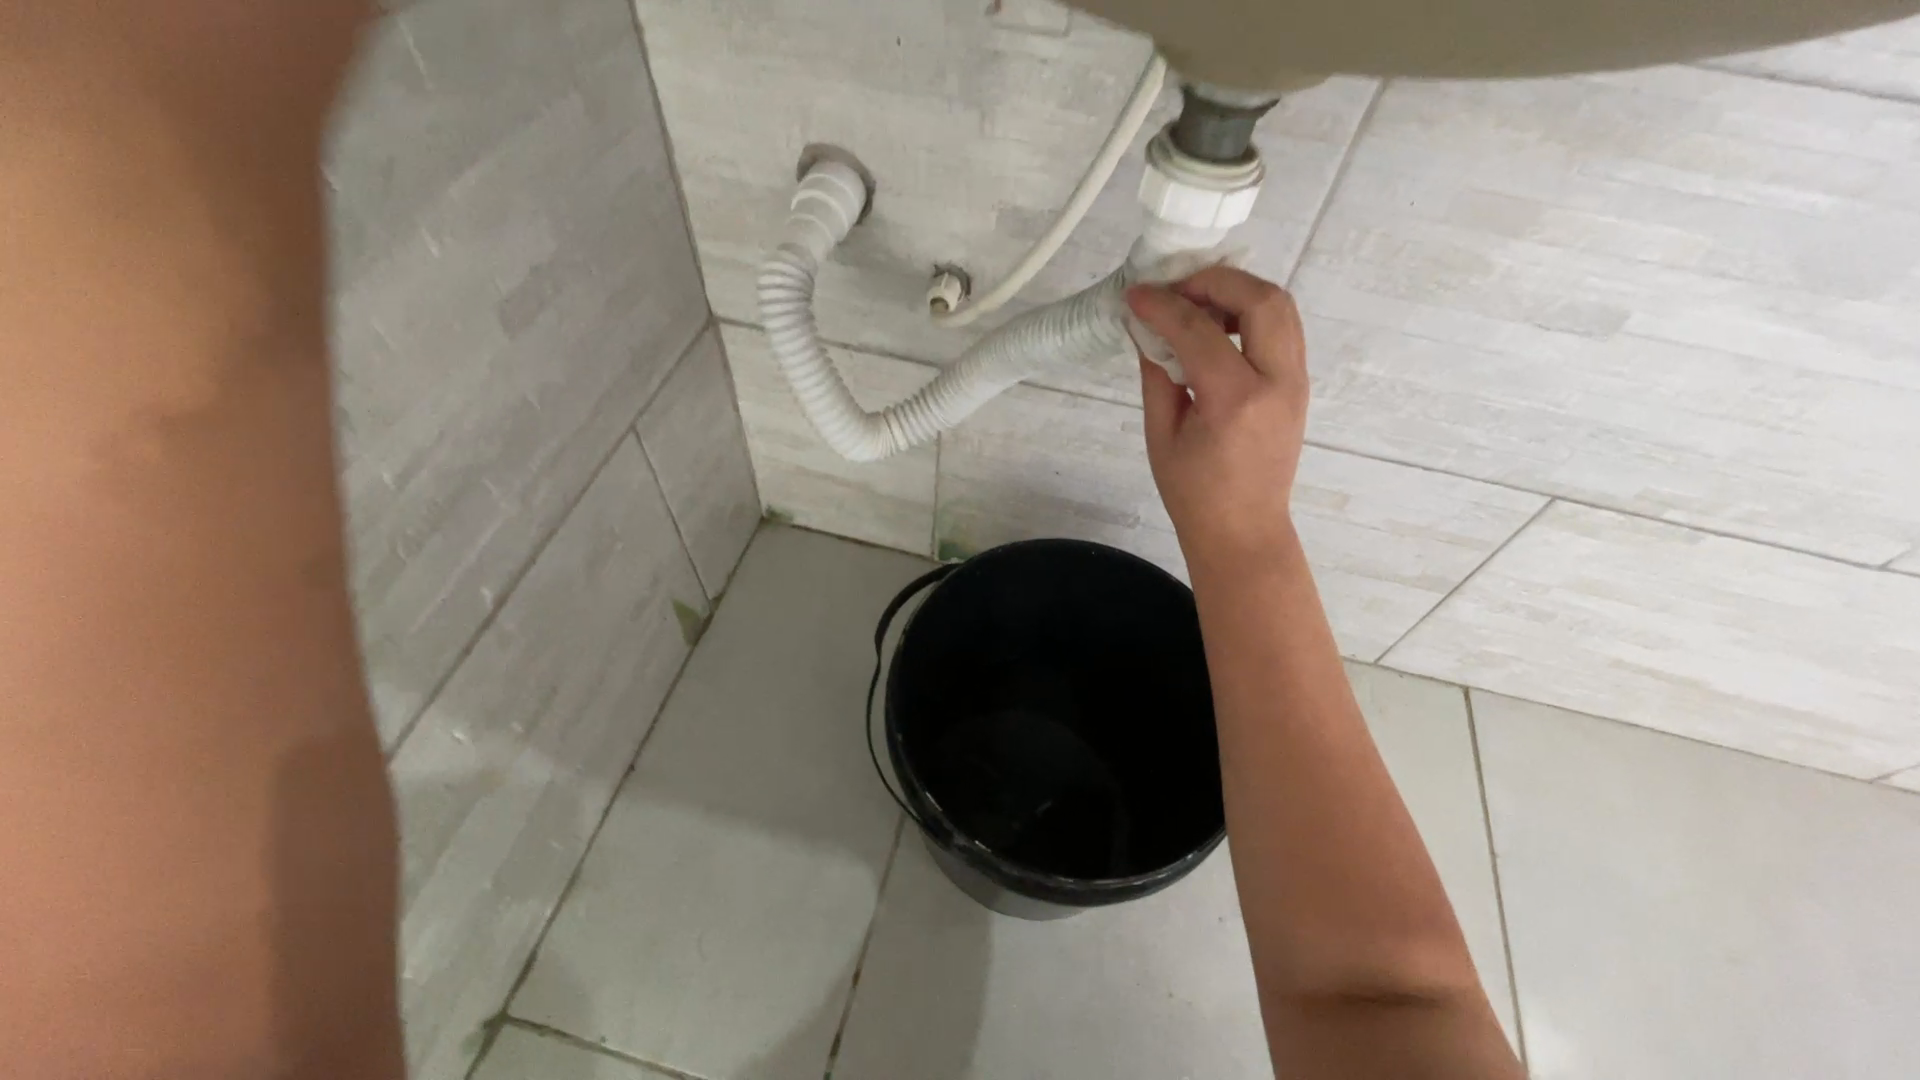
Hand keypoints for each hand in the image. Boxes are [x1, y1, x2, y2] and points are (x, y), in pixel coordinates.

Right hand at [1127, 267, 1309, 577]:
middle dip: (1215, 281)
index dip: (1163, 305)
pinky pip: (1283, 328)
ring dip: (1238, 292)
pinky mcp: (1299, 384)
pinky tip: (1219, 326)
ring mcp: (1296, 381)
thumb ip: (1157, 375)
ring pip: (1281, 306)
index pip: (1200, 330)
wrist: (1244, 530)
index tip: (1136, 295)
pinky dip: (1252, 312)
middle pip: (1261, 299)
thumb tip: (1146, 328)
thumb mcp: (1162, 435)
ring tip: (1197, 304)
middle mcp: (1276, 382)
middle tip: (1176, 290)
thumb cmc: (1194, 494)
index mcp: (1235, 401)